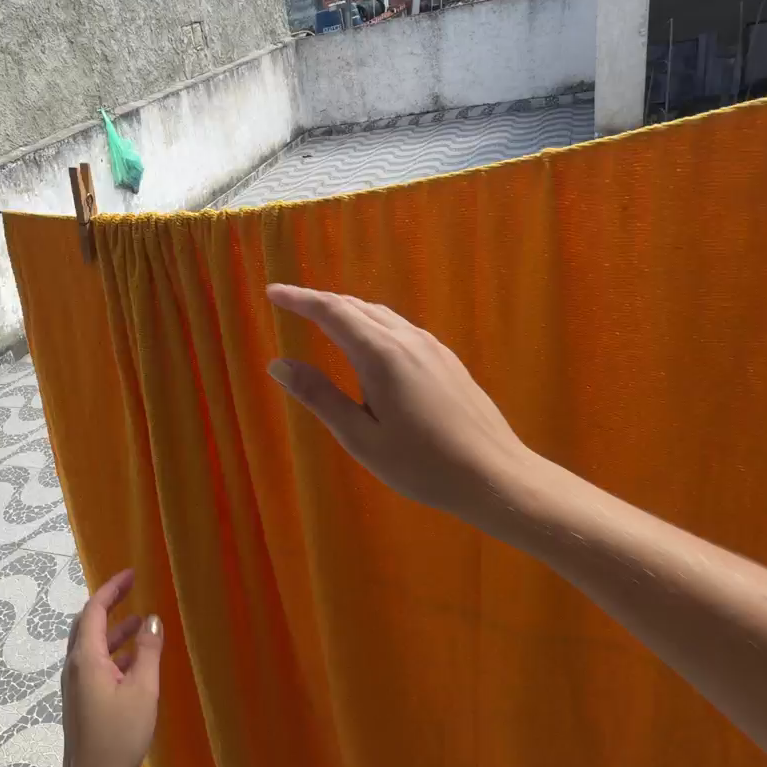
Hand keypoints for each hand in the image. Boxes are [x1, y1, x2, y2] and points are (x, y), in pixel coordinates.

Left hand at [61, 568, 163, 766]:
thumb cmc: (119, 734)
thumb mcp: (143, 690)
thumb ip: (148, 651)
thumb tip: (152, 619)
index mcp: (85, 658)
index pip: (93, 610)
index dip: (111, 589)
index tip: (131, 574)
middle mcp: (75, 667)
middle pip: (87, 625)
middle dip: (110, 605)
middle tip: (133, 590)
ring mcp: (76, 685)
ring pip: (92, 646)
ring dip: (115, 631)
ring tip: (142, 624)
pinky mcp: (81, 701)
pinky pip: (95, 664)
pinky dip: (114, 653)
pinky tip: (136, 662)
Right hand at [264, 283, 542, 534]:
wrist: (493, 474)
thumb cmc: (421, 465)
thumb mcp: (360, 437)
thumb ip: (319, 396)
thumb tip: (278, 364)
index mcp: (381, 356)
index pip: (331, 312)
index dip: (299, 299)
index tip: (272, 292)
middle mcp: (406, 340)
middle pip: (355, 306)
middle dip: (319, 301)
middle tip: (289, 303)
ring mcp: (431, 347)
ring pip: (380, 315)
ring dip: (346, 310)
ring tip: (321, 318)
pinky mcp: (445, 359)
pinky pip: (398, 327)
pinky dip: (371, 323)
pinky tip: (368, 342)